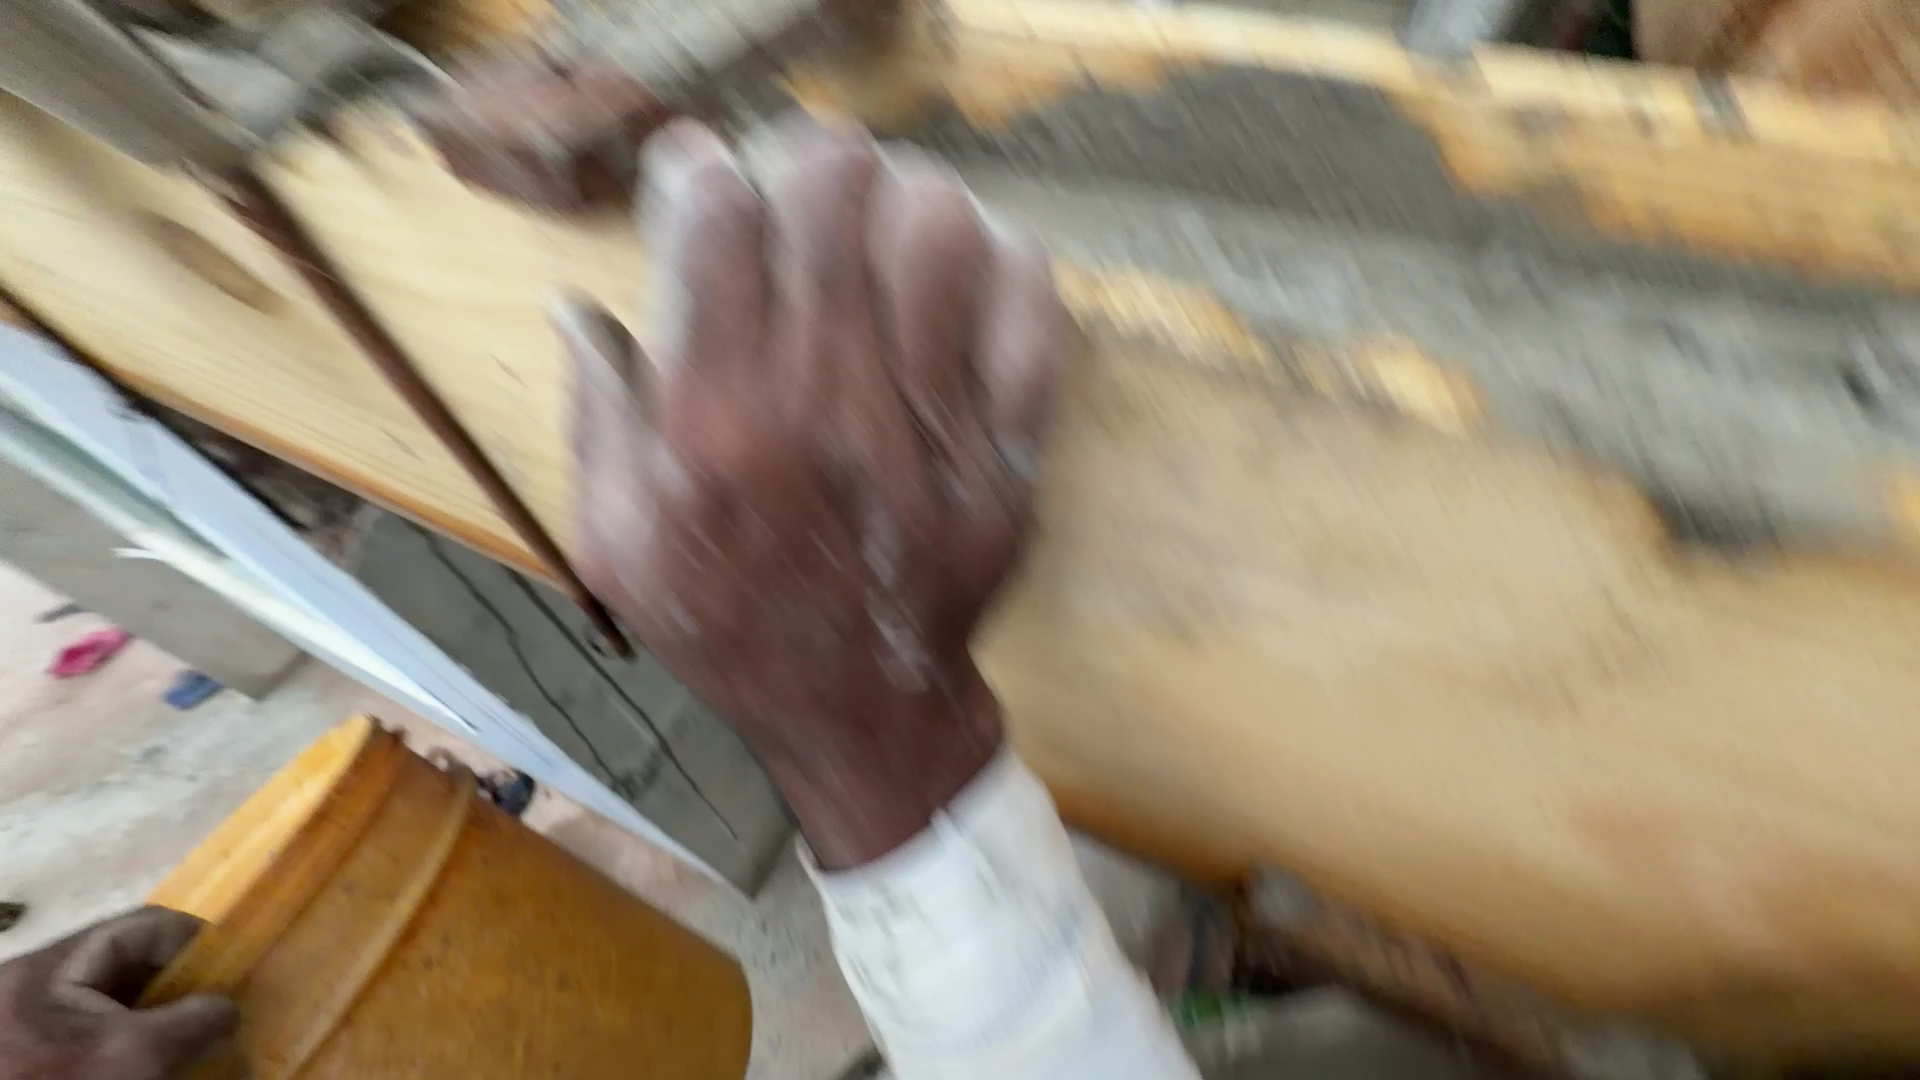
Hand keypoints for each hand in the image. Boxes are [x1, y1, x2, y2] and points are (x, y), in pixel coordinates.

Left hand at [0, 908, 235, 1079]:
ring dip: (144, 1017)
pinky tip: (123, 1064)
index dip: (195, 944)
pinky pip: (76, 1028)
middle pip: (123, 962)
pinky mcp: (7, 1053)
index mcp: (46, 967)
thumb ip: (200, 1018)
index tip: (221, 979)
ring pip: (102, 998)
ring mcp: (9, 1021)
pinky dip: (112, 1040)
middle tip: (196, 1017)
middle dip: (169, 986)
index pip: (147, 926)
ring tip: (164, 1046)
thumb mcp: (140, 1055)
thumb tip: (224, 1010)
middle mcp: (22, 983)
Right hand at [559, 115, 1075, 868]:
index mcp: (716, 425)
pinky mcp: (1006, 455)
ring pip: (939, 228)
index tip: (707, 191)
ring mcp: (929, 428)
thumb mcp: (620, 547)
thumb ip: (595, 417)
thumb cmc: (735, 629)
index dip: (705, 168)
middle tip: (803, 200)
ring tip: (885, 235)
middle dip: (808, 162)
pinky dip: (1008, 266)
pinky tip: (969, 279)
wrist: (861, 708)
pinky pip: (1033, 315)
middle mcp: (825, 406)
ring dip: (905, 201)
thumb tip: (577, 305)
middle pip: (833, 190)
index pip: (717, 215)